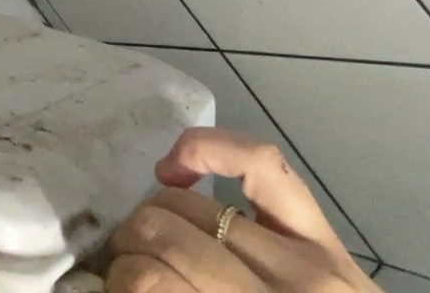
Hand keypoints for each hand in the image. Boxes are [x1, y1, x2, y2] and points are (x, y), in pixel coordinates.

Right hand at [106, 128, 381, 292]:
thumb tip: (106, 285)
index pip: (152, 279)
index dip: (118, 278)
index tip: (113, 287)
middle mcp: (288, 291)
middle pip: (165, 233)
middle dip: (128, 244)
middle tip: (124, 264)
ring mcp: (312, 260)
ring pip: (189, 204)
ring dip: (152, 212)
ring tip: (149, 235)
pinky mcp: (323, 235)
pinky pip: (258, 162)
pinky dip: (205, 150)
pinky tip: (174, 171)